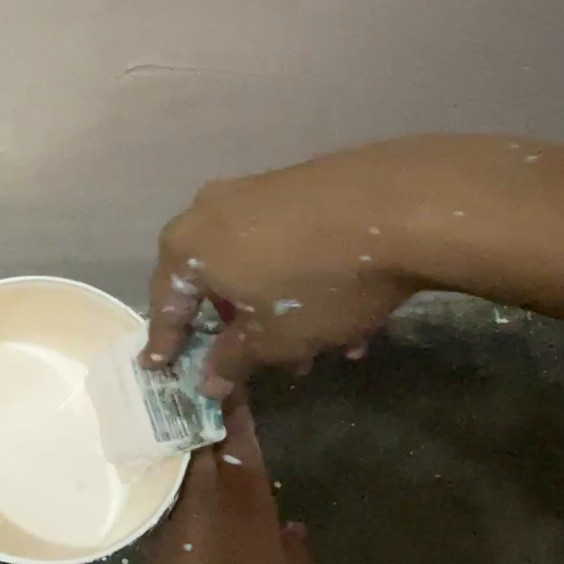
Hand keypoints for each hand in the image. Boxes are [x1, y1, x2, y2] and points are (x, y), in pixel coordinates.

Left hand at [134, 398, 319, 563]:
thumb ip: (298, 554)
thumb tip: (290, 526)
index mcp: (247, 504)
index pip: (242, 446)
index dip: (236, 414)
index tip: (229, 384)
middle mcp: (207, 496)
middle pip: (202, 443)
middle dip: (200, 412)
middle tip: (196, 381)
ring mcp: (174, 509)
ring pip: (178, 461)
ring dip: (179, 436)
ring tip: (178, 409)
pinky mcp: (151, 526)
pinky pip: (163, 487)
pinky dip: (166, 469)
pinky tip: (165, 461)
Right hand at [142, 146, 425, 395]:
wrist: (405, 207)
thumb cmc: (319, 283)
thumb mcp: (274, 338)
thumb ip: (231, 360)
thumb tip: (208, 379)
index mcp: (186, 247)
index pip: (166, 304)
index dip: (165, 342)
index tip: (158, 366)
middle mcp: (208, 212)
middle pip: (211, 282)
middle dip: (235, 327)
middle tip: (253, 361)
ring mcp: (254, 192)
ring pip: (253, 263)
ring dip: (275, 307)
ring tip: (316, 347)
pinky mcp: (298, 183)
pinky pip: (283, 241)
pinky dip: (300, 277)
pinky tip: (342, 308)